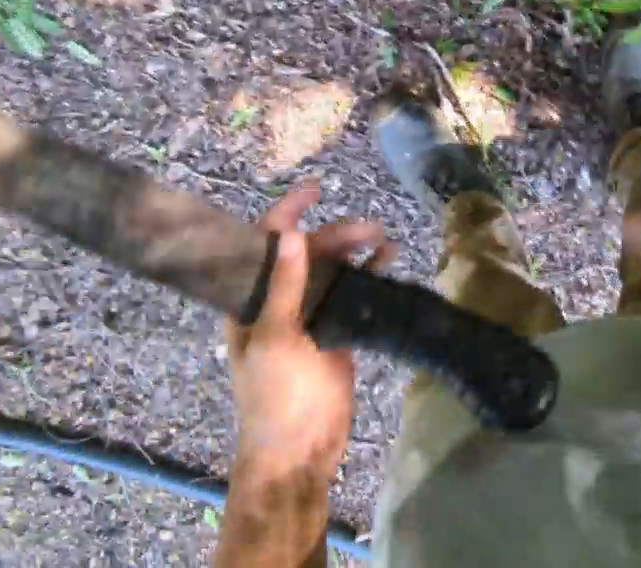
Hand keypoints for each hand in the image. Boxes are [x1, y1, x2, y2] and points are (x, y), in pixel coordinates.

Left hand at [222, 180, 393, 518]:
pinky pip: (354, 290)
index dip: (286, 213)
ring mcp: (311, 314)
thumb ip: (285, 287)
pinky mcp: (338, 329)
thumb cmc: (276, 398)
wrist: (301, 452)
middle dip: (334, 233)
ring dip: (356, 248)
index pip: (264, 244)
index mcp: (251, 302)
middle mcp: (280, 301)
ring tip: (381, 237)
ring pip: (334, 268)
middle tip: (366, 227)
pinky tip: (389, 257)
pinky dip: (371, 271)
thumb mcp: (276, 340)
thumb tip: (291, 235)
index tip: (314, 189)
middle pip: (307, 252)